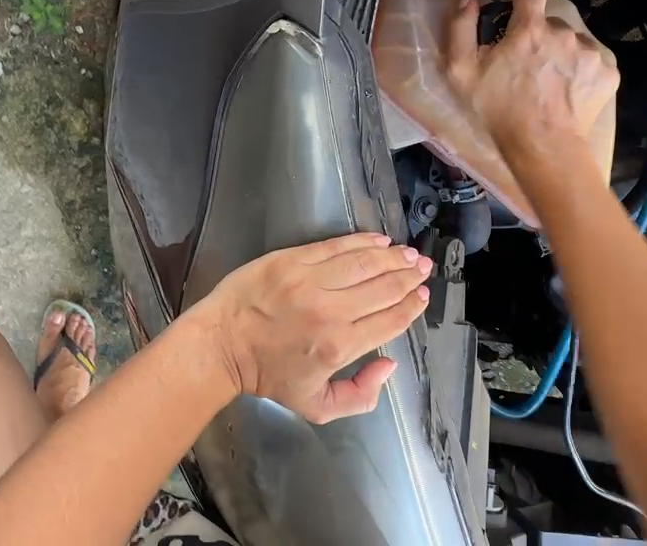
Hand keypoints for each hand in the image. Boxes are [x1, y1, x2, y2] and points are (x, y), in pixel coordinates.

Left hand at [183, 233, 430, 422]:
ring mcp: (308, 281)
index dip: (411, 307)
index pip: (388, 320)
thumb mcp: (318, 406)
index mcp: (339, 346)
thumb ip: (361, 395)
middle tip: (423, 267)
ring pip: (362, 263)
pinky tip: (377, 239)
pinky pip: (333, 247)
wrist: (223, 344)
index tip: (423, 296)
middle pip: (382, 287)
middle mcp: (329, 310)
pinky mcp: (289, 260)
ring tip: (408, 253)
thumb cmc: (269, 375)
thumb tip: (389, 364)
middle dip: (408, 277)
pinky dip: (359, 241)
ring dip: (390, 256)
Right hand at [445, 0, 618, 156]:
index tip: (516, 11)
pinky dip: (580, 69)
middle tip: (525, 62)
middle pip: (551, 20)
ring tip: (548, 79)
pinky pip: (592, 60)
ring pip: (573, 40)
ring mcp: (591, 53)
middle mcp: (565, 33)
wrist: (543, 147)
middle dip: (538, 34)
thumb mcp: (461, 70)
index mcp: (530, 28)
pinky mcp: (609, 73)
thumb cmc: (497, 108)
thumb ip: (461, 27)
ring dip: (560, 51)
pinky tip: (568, 89)